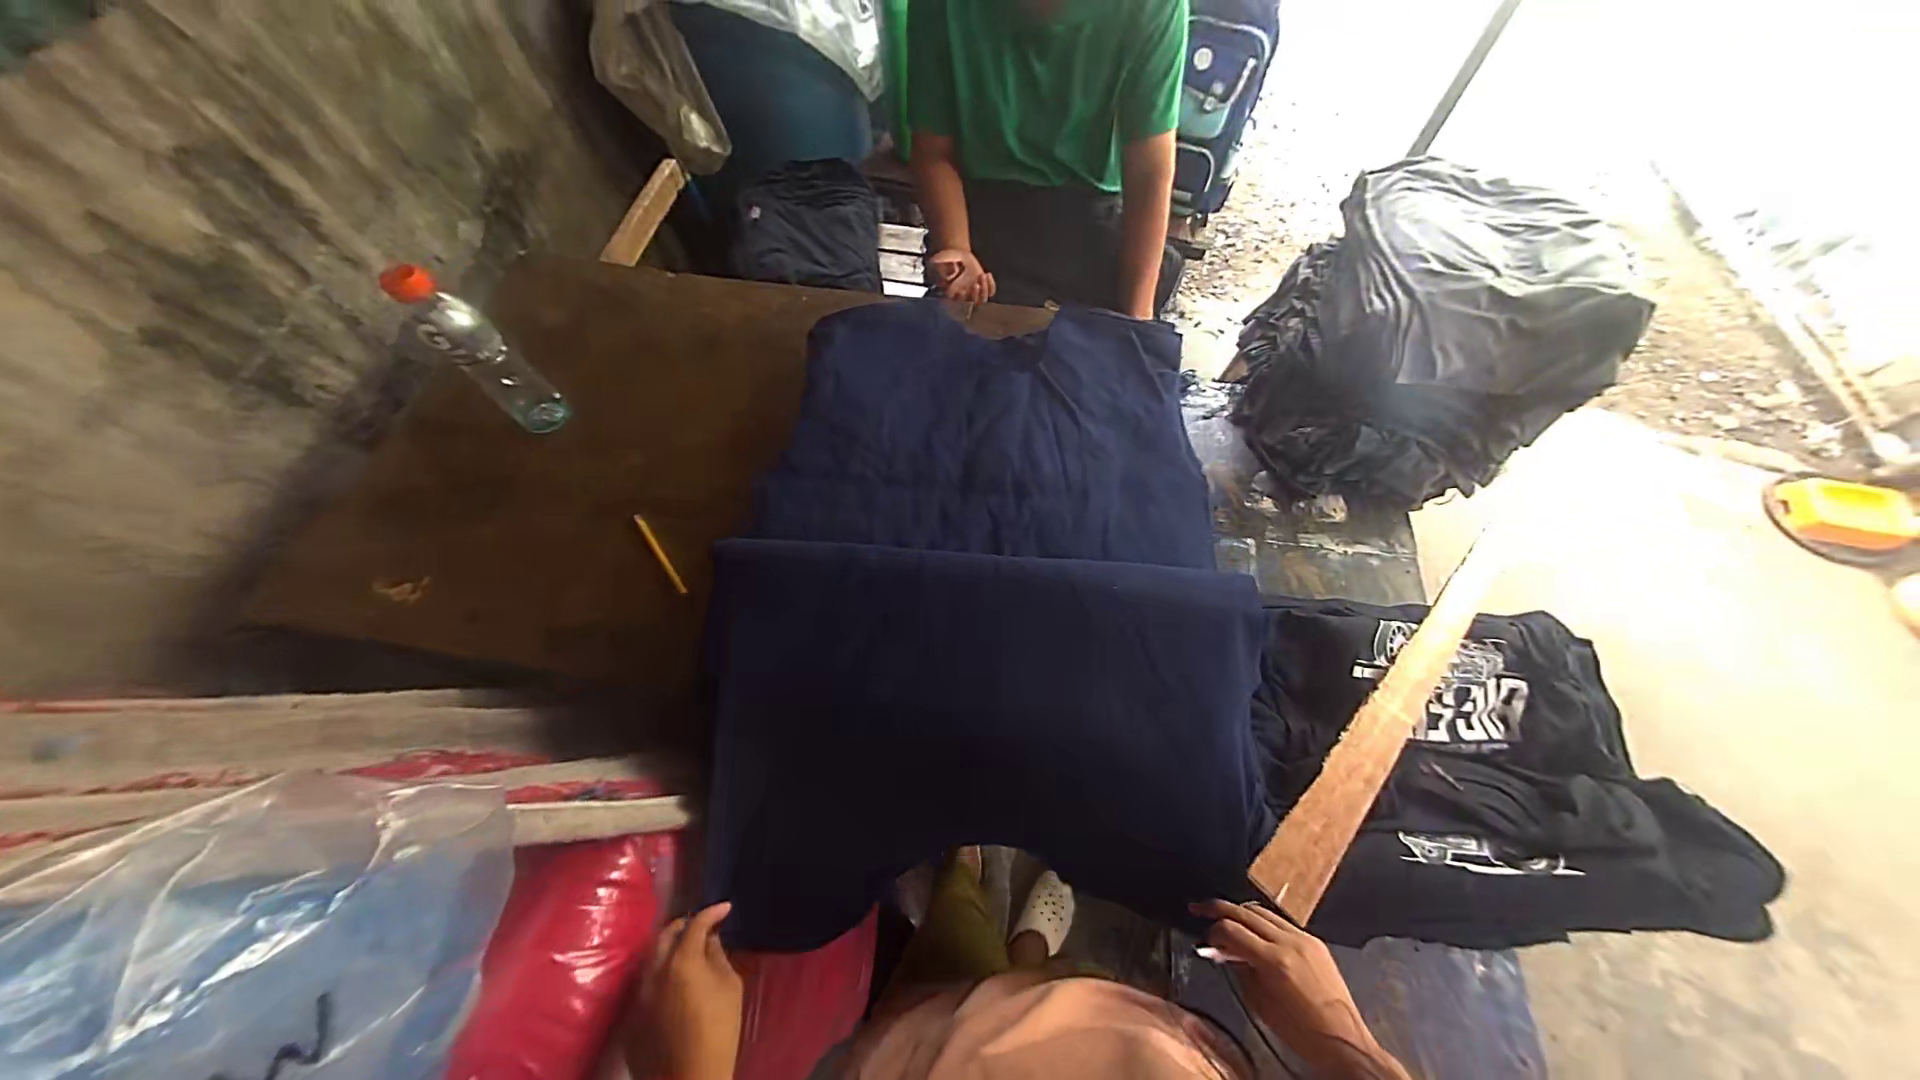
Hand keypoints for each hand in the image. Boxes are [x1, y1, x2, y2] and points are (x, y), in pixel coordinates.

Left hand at [630, 902, 744, 1079]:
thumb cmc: (719, 1030)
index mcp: (681, 962)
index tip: (725, 908)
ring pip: (652, 959)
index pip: (696, 924)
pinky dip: (661, 973)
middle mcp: (654, 973)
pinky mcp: (632, 1017)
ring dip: (670, 949)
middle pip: (665, 935)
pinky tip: (675, 982)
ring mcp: (639, 996)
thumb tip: (710, 939)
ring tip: (688, 950)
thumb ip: (717, 956)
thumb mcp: (729, 986)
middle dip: (684, 925)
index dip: (712, 912)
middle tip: (703, 925)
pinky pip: (646, 983)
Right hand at [928, 248, 995, 304]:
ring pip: (982, 299)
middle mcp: (963, 297)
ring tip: (982, 275)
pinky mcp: (983, 286)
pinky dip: (991, 286)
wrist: (956, 257)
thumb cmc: (944, 261)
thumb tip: (952, 273)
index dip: (960, 300)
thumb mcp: (938, 264)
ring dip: (984, 290)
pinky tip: (987, 274)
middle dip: (974, 295)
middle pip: (972, 303)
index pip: (956, 303)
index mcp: (951, 294)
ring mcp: (974, 293)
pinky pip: (990, 292)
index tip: (961, 291)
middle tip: (975, 284)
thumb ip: (942, 270)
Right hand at [1192, 900, 1409, 1079]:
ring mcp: (1304, 939)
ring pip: (1262, 911)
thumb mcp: (1260, 1004)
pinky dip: (1262, 922)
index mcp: (1274, 961)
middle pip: (1244, 911)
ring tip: (1225, 917)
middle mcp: (1289, 943)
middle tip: (1199, 908)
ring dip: (1240, 912)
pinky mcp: (1315, 942)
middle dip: (1218, 908)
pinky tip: (1254, 930)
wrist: (1346, 1044)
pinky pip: (1281, 922)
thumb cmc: (1301, 1033)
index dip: (1213, 931)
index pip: (1232, 929)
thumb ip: (1239, 970)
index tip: (1205, 938)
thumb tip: (1223, 950)